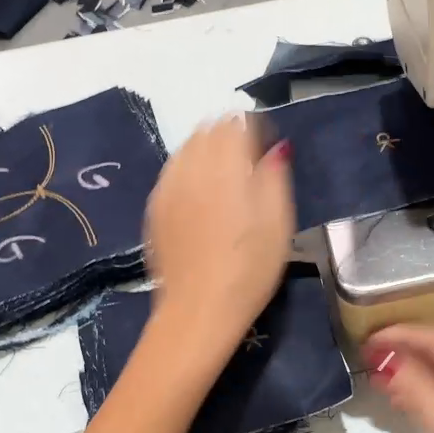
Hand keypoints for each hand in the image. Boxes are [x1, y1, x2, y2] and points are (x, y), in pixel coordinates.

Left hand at [143, 113, 294, 354]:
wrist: (199, 309)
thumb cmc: (249, 268)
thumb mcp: (279, 222)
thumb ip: (275, 176)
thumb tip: (274, 148)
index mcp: (225, 164)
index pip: (235, 123)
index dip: (255, 129)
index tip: (267, 149)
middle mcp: (190, 166)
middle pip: (206, 130)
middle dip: (227, 135)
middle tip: (248, 161)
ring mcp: (166, 187)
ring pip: (185, 149)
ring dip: (205, 151)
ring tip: (225, 178)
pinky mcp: (154, 209)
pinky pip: (171, 174)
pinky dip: (188, 173)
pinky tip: (201, 198)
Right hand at [363, 324, 433, 432]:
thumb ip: (416, 389)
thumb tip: (386, 360)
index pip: (433, 337)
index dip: (397, 335)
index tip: (365, 340)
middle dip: (403, 351)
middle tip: (368, 356)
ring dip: (412, 371)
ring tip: (379, 377)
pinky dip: (426, 390)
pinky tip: (406, 399)